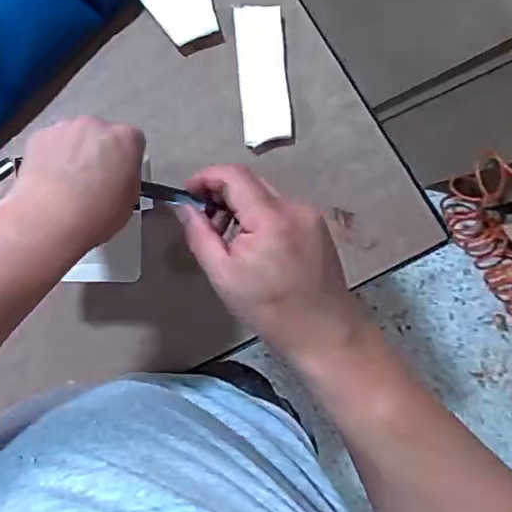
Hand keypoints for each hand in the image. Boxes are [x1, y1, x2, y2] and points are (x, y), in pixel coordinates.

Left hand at [0, 116, 144, 260]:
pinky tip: (49, 179)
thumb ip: (127, 176)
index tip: (118, 173)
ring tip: (66, 183)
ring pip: (73, 137)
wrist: (50, 218)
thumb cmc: (93, 214)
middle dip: (96, 152)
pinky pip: (50, 143)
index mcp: (125, 138)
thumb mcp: (130, 200)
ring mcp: (65, 128)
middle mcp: (95, 125)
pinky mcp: (40, 136)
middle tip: (91, 180)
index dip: (124, 159)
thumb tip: (119, 175)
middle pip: (100, 134)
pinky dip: (50, 156)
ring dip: (72, 153)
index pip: (132, 140)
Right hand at [177, 165, 367, 362]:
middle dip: (220, 194)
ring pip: (262, 195)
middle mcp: (294, 208)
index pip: (234, 175)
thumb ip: (199, 234)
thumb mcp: (222, 274)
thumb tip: (184, 206)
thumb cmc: (270, 309)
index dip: (206, 177)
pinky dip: (257, 217)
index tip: (188, 193)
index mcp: (271, 218)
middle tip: (204, 221)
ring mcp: (309, 216)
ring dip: (238, 207)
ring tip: (227, 239)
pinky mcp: (316, 226)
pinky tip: (251, 245)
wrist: (327, 335)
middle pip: (248, 182)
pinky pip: (278, 209)